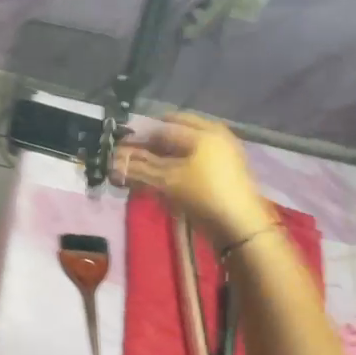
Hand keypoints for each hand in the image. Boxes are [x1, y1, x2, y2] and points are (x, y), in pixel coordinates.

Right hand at [113, 113, 277, 245]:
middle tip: (135, 157)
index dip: (139, 136)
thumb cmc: (203, 196)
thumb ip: (139, 167)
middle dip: (153, 143)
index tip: (120, 148)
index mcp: (203, 131)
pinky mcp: (227, 168)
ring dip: (164, 154)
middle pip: (176, 131)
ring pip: (187, 145)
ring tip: (148, 169)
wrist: (242, 227)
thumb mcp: (167, 181)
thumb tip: (114, 160)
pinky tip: (167, 177)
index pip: (162, 127)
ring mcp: (224, 151)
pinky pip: (197, 157)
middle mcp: (216, 134)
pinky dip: (179, 163)